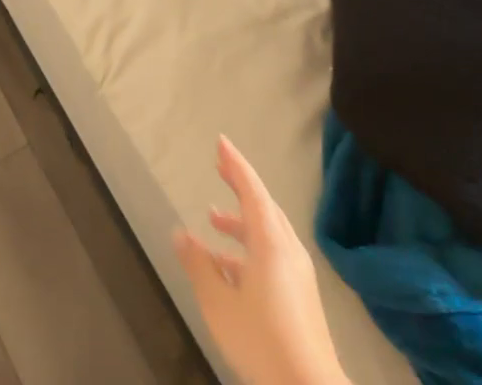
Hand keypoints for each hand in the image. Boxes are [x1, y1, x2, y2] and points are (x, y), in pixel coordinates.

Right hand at [174, 136, 348, 384]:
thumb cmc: (261, 339)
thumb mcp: (219, 303)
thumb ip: (199, 264)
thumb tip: (181, 233)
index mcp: (271, 244)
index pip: (253, 191)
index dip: (236, 165)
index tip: (220, 142)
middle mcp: (288, 250)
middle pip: (264, 207)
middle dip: (240, 185)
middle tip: (219, 166)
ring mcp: (297, 272)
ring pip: (268, 232)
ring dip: (241, 220)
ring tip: (213, 219)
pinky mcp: (299, 292)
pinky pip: (272, 253)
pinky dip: (248, 246)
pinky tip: (227, 265)